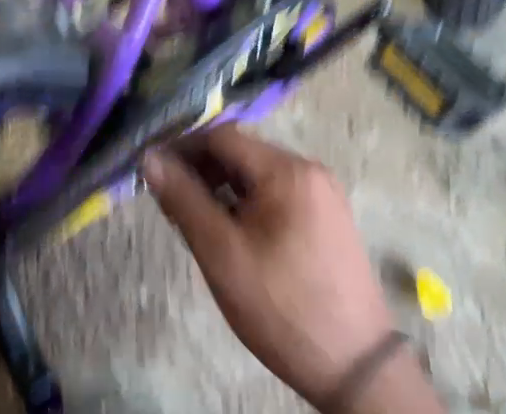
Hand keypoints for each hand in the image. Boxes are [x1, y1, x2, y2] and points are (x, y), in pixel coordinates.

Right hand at [142, 128, 413, 408]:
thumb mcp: (221, 252)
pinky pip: (276, 197)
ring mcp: (324, 197)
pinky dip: (247, 206)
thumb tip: (150, 158)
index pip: (220, 136)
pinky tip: (231, 237)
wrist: (355, 369)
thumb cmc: (281, 306)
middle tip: (170, 204)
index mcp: (287, 171)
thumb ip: (182, 198)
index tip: (152, 173)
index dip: (180, 149)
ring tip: (196, 224)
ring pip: (256, 177)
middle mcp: (310, 172)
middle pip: (240, 154)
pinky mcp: (328, 222)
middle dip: (200, 172)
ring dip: (221, 191)